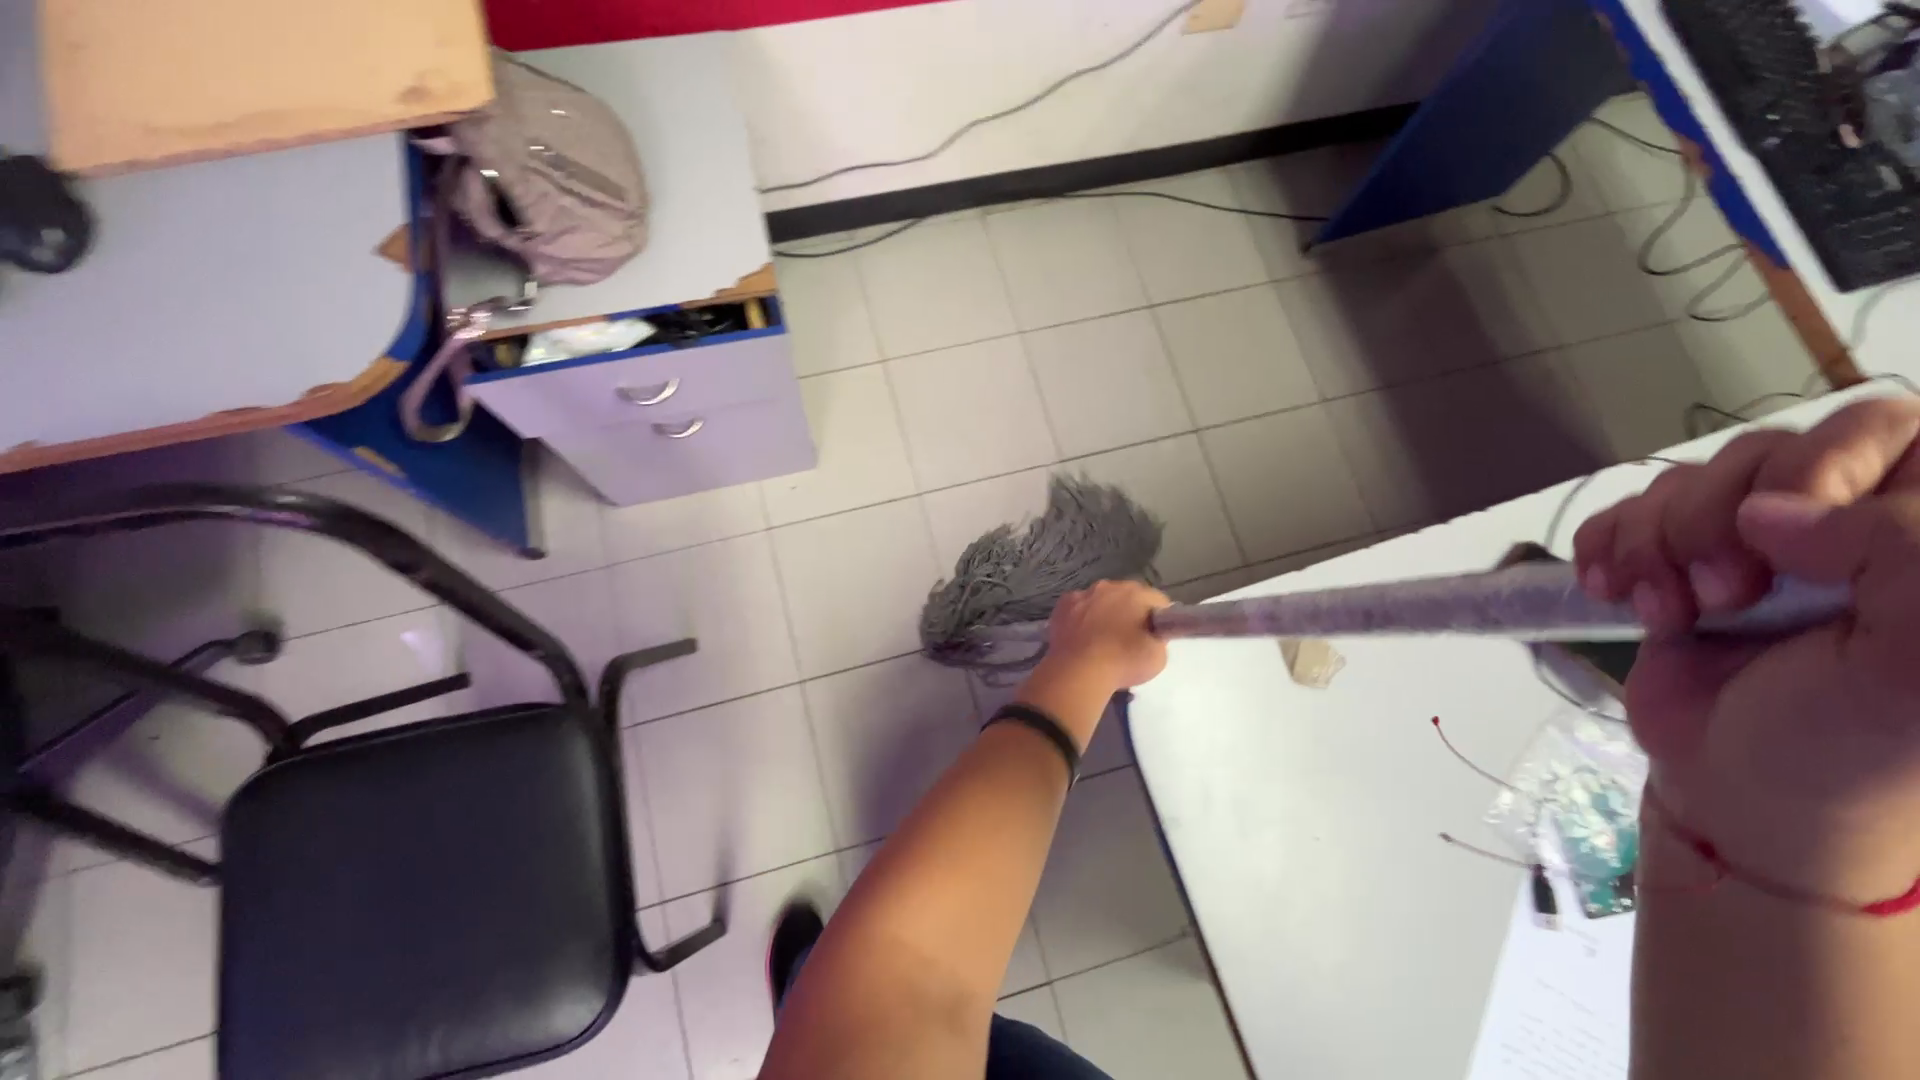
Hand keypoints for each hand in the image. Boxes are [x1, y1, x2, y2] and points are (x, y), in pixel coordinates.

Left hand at [1044, 580, 1172, 692]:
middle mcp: (1109, 586)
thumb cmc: (1123, 661)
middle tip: (1128, 639)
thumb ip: (1157, 638)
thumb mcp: (1158, 656)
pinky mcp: (1062, 606)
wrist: (1078, 671)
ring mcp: (1082, 594)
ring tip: (1100, 641)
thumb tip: (1149, 635)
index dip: (1159, 618)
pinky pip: (1077, 608)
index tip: (1154, 635)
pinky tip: (1080, 638)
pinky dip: (1080, 619)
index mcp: (1136, 593)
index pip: (1156, 601)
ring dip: (1103, 613)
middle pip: (1126, 596)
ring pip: (1100, 600)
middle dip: (1130, 612)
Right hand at [1572, 396, 1919, 893]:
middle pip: (1761, 452)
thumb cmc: (1854, 742)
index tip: (1795, 543)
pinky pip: (1620, 514)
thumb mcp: (1917, 664)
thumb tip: (1769, 511)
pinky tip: (1614, 592)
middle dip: (1715, 522)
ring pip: (1682, 484)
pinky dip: (1604, 547)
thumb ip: (1904, 556)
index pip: (1882, 429)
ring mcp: (1745, 543)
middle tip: (1727, 595)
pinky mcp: (1668, 564)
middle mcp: (1839, 522)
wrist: (1746, 796)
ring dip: (1655, 547)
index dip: (1824, 466)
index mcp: (1918, 532)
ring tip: (1672, 613)